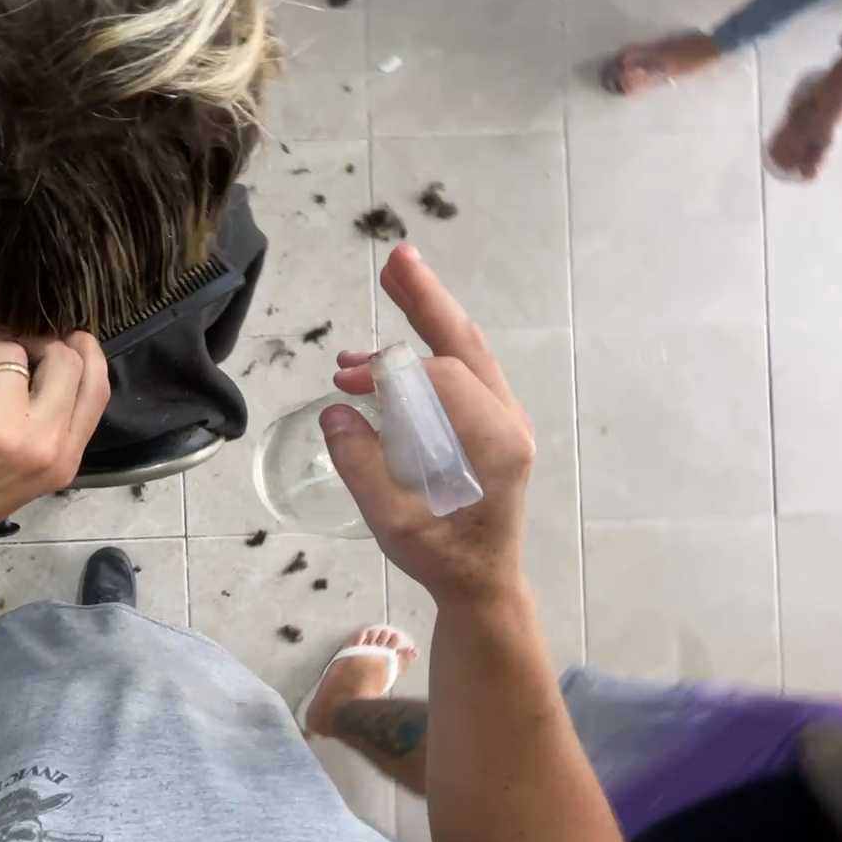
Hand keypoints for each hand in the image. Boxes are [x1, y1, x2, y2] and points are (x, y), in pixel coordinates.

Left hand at [0, 331, 110, 564]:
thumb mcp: (18, 479)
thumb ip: (41, 431)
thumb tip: (36, 366)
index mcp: (61, 463)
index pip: (96, 390)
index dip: (85, 352)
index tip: (61, 337)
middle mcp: (41, 446)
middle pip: (63, 360)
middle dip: (30, 342)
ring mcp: (2, 430)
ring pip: (8, 352)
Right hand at [321, 245, 533, 603]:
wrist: (480, 583)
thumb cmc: (441, 557)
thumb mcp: (393, 523)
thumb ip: (363, 467)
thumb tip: (335, 410)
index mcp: (493, 442)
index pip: (441, 378)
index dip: (390, 368)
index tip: (343, 380)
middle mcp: (506, 421)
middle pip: (465, 345)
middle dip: (429, 299)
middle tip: (397, 258)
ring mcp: (501, 422)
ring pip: (464, 355)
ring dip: (425, 323)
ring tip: (385, 295)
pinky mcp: (487, 428)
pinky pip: (456, 377)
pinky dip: (423, 356)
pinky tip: (385, 364)